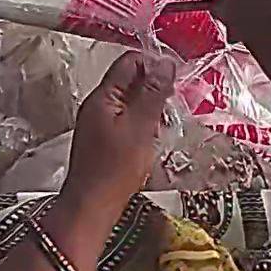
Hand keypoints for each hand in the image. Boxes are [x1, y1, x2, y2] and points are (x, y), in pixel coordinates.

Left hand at [63, 51, 175, 207]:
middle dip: (155, 84)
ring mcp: (99, 123)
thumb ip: (153, 93)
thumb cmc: (114, 170)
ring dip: (151, 104)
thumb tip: (165, 63)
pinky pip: (127, 119)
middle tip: (178, 95)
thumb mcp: (140, 127)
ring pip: (129, 101)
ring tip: (170, 115)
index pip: (128, 62)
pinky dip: (143, 121)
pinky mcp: (104, 140)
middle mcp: (97, 106)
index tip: (176, 72)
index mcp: (102, 97)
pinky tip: (156, 133)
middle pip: (129, 80)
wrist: (92, 207)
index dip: (153, 62)